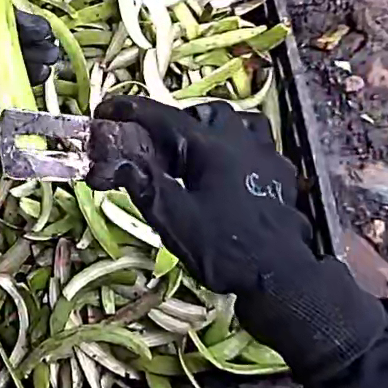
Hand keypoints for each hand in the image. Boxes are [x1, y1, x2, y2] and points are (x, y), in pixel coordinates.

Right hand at [89, 96, 387, 382]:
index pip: (162, 116)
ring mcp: (266, 155)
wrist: (281, 277)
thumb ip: (143, 185)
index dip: (130, 110)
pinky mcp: (282, 173)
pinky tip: (229, 167)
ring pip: (236, 121)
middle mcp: (239, 140)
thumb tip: (114, 163)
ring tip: (194, 148)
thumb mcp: (173, 219)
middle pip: (202, 112)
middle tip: (155, 143)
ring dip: (210, 127)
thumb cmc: (223, 248)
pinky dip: (236, 145)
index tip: (105, 110)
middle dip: (175, 120)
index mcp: (209, 146)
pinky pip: (256, 143)